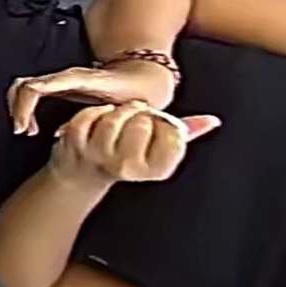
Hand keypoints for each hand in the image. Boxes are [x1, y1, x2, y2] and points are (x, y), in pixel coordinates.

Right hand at [8, 59, 177, 136]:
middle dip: (16, 109)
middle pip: (23, 85)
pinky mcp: (57, 84)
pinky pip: (30, 92)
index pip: (35, 88)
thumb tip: (61, 134)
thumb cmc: (137, 92)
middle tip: (22, 130)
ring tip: (27, 128)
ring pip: (23, 87)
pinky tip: (34, 123)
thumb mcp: (122, 109)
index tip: (24, 129)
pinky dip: (25, 107)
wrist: (144, 75)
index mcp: (75, 79)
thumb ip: (94, 122)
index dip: (24, 108)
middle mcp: (62, 77)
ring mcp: (58, 79)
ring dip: (18, 108)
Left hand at [49, 102, 218, 185]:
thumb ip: (184, 134)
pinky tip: (99, 115)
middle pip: (142, 122)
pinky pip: (88, 115)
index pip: (174, 134)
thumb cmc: (124, 159)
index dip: (166, 121)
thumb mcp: (156, 151)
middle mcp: (127, 166)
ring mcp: (98, 155)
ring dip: (117, 110)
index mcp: (156, 170)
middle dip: (140, 113)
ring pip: (114, 118)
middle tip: (136, 115)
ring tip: (120, 114)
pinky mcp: (74, 143)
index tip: (158, 123)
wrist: (81, 175)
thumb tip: (211, 120)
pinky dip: (94, 110)